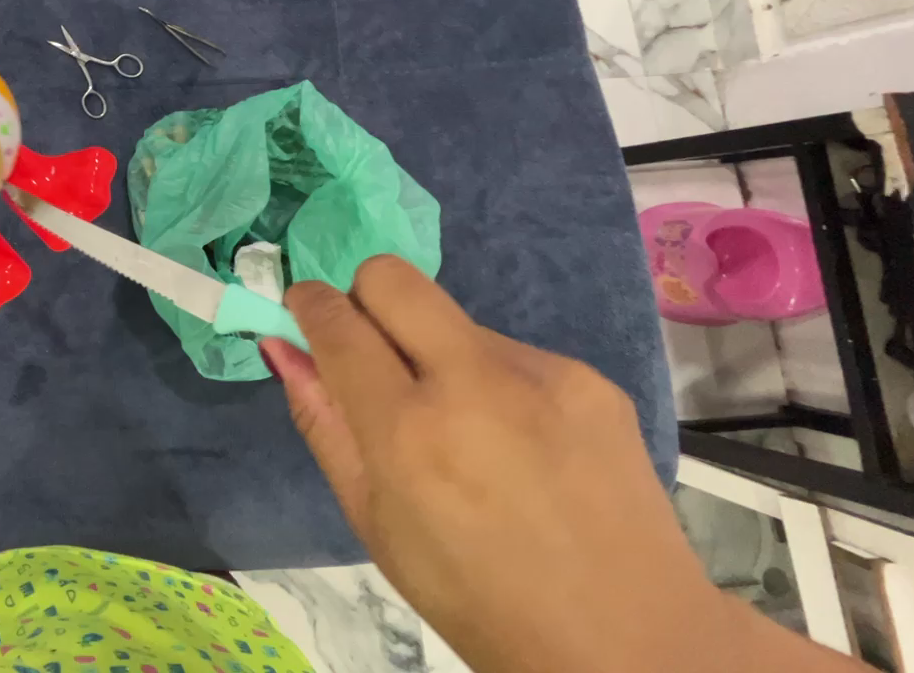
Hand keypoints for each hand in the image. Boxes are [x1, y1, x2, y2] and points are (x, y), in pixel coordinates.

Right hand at [259, 256, 863, 672]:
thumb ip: (320, 419)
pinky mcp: (589, 378)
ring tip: (462, 425)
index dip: (307, 303)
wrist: (633, 642)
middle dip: (363, 295)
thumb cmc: (471, 592)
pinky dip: (487, 377)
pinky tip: (514, 438)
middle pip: (392, 277)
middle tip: (372, 352)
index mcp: (407, 431)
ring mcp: (540, 374)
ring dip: (431, 350)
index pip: (337, 323)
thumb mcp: (370, 517)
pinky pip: (505, 349)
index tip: (302, 308)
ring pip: (449, 318)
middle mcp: (472, 383)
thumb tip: (280, 343)